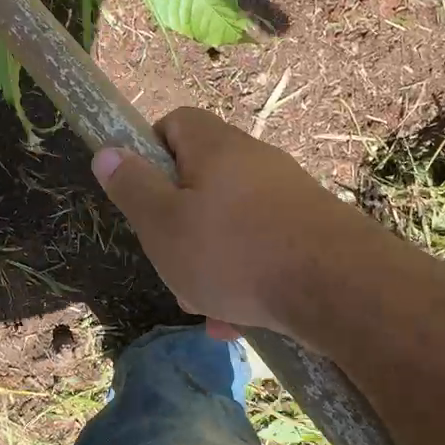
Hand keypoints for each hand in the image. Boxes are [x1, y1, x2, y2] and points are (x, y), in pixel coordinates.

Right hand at [91, 107, 386, 341]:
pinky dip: (242, 281)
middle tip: (169, 261)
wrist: (337, 288)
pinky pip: (259, 251)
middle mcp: (254, 161)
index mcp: (214, 148)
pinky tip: (237, 320)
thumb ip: (132, 187)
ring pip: (228, 225)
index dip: (149, 153)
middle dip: (177, 226)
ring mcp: (287, 197)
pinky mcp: (309, 232)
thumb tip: (107, 152)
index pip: (174, 123)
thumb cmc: (232, 251)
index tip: (140, 194)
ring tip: (205, 305)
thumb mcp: (162, 224)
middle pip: (199, 181)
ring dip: (207, 264)